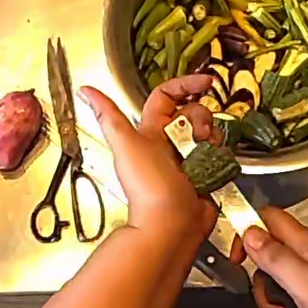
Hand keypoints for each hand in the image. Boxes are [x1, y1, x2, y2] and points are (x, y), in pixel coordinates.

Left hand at [78, 76, 223, 248]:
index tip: (206, 82)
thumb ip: (109, 115)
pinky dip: (221, 155)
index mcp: (150, 133)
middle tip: (198, 135)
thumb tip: (86, 91)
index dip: (185, 85)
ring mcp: (190, 159)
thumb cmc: (147, 189)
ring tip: (205, 152)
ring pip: (210, 132)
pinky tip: (213, 164)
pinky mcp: (207, 173)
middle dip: (201, 119)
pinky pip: (221, 154)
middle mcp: (170, 144)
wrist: (171, 224)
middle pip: (194, 113)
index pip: (167, 97)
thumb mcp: (125, 145)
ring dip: (212, 138)